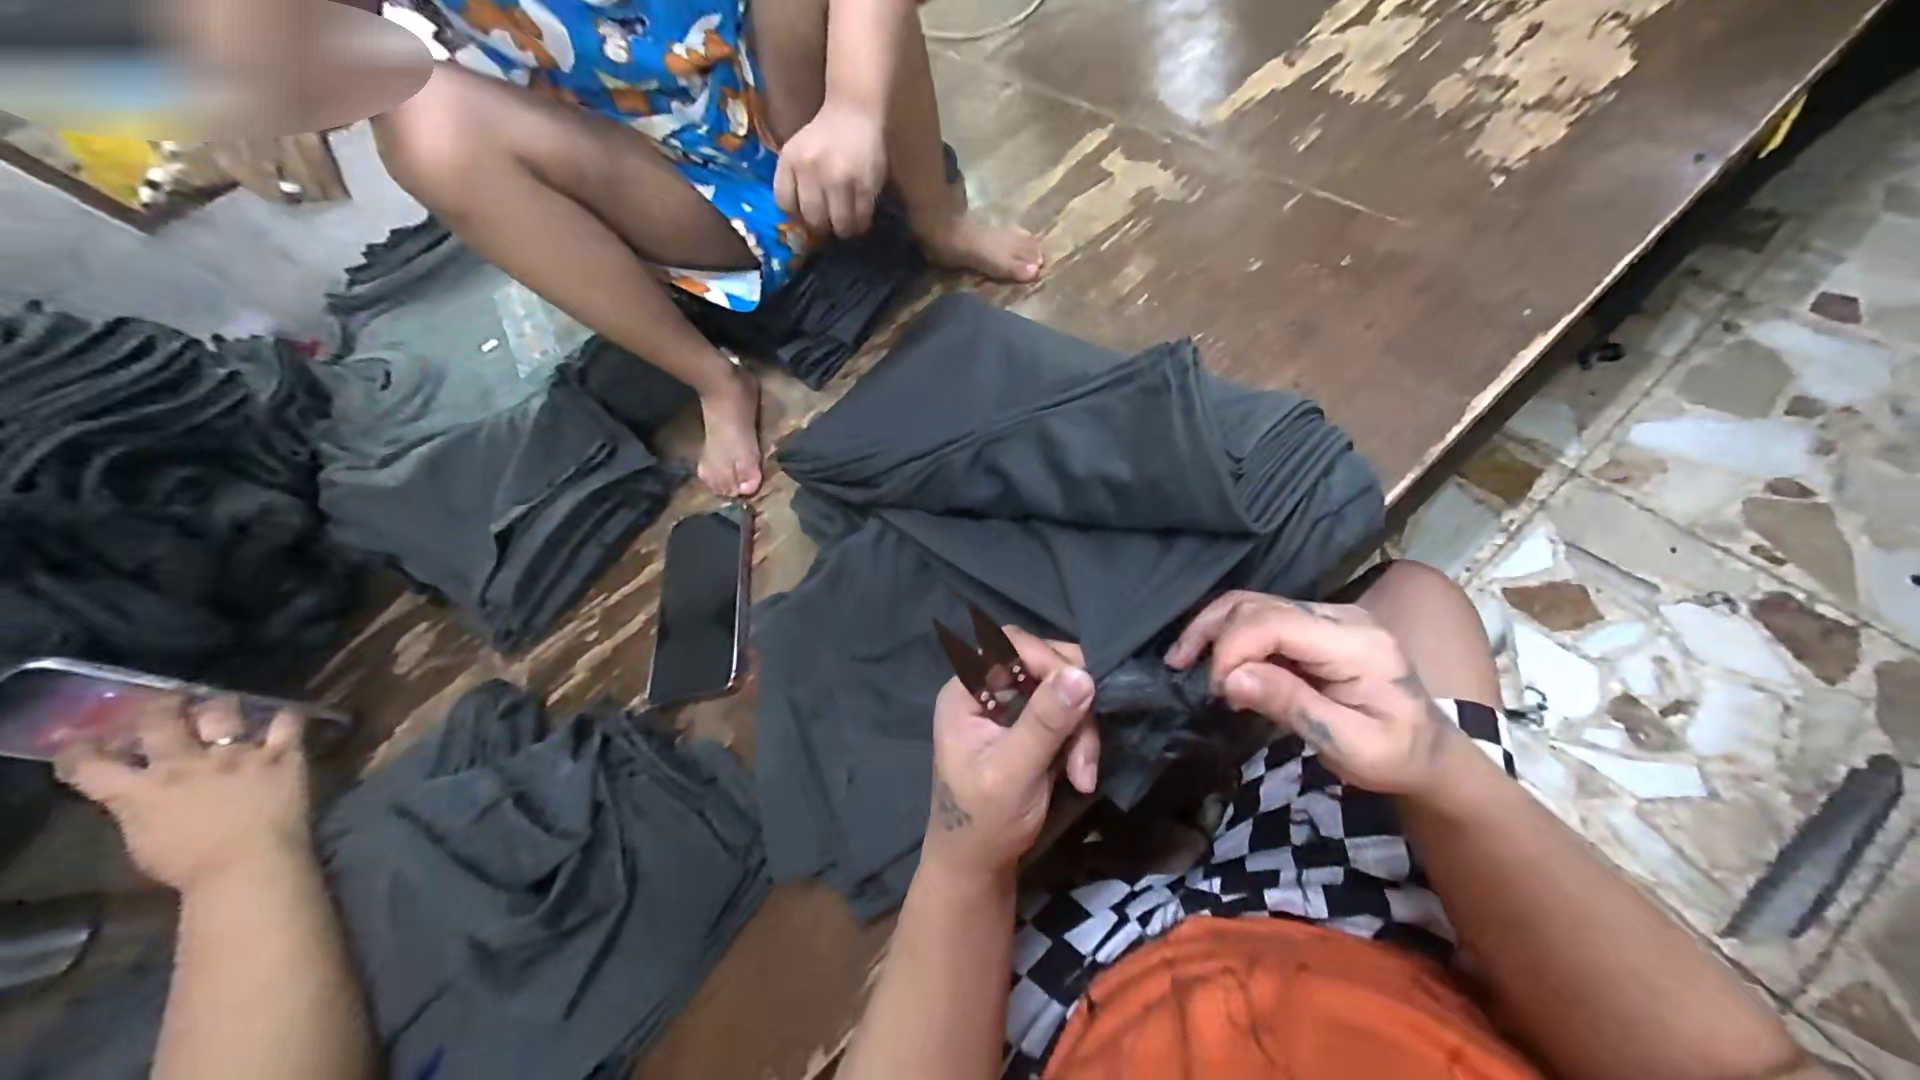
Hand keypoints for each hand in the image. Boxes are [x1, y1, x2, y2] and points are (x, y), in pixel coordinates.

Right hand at [55, 696, 313, 893]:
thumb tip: (138, 789)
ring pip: (223, 712)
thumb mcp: (143, 836)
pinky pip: (287, 723)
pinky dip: (285, 718)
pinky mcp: (280, 754)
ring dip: (220, 707)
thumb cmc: (190, 863)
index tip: (83, 743)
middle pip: (162, 721)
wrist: (247, 863)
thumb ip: (138, 805)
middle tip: (168, 703)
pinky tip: (284, 717)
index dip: (79, 750)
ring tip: (222, 706)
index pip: (90, 764)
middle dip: (161, 707)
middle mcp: (186, 763)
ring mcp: (237, 754)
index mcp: (140, 791)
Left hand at [774, 98, 887, 237]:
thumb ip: (792, 179)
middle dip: (821, 226)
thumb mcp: (796, 151)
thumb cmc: (823, 136)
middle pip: (813, 219)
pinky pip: (861, 219)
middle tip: (828, 223)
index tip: (806, 211)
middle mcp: (812, 171)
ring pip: (839, 224)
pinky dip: (860, 225)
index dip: (796, 213)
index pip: (785, 203)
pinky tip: (860, 219)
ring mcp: (840, 179)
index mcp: (791, 161)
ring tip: (846, 225)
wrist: (854, 113)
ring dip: (842, 230)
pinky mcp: (864, 186)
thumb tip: (797, 218)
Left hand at [922, 627, 1100, 880]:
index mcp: (966, 692)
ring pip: (1062, 689)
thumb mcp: (1014, 773)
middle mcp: (986, 690)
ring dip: (1081, 729)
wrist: (979, 864)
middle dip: (1072, 703)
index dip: (1047, 658)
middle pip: (1041, 663)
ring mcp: (1010, 707)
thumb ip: (1045, 723)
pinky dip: (1081, 741)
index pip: (1008, 645)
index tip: (1081, 690)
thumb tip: (1082, 674)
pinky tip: (1080, 775)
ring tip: (1083, 774)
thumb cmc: (983, 821)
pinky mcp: (1031, 726)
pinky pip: (1068, 713)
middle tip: (1085, 747)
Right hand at [1166, 590, 1473, 799]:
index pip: (1273, 623)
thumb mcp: (1353, 747)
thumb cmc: (1397, 758)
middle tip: (1189, 675)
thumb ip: (1293, 706)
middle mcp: (1340, 616)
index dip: (1231, 650)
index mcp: (1356, 643)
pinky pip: (1259, 616)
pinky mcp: (1314, 624)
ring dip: (1211, 628)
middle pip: (1255, 605)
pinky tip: (1211, 658)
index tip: (1218, 692)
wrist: (1432, 752)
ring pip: (1250, 603)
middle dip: (1213, 636)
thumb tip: (1231, 679)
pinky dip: (1227, 633)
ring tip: (1183, 659)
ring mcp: (1327, 615)